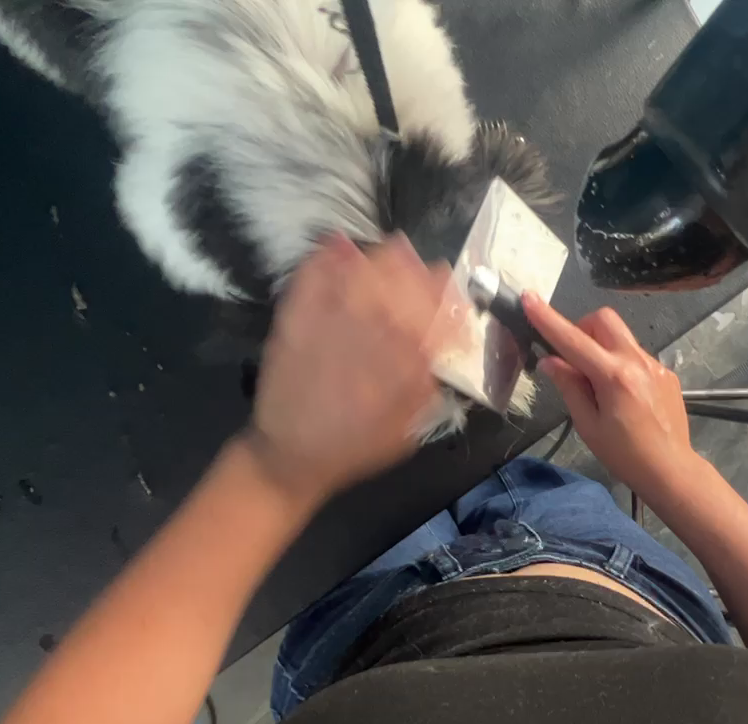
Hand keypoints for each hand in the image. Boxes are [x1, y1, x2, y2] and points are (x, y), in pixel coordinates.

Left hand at [244, 234, 453, 506]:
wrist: (293, 455)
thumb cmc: (357, 448)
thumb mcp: (407, 429)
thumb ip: (426, 388)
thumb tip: (441, 354)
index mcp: (402, 365)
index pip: (434, 319)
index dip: (448, 299)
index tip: (455, 293)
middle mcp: (371, 337)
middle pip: (402, 288)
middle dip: (420, 273)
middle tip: (429, 265)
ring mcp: (330, 323)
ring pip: (363, 276)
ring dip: (383, 259)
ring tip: (397, 248)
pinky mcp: (296, 319)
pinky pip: (314, 278)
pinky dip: (328, 257)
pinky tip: (340, 244)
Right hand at [523, 294, 701, 499]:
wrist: (670, 469)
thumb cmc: (624, 455)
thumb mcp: (588, 425)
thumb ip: (570, 387)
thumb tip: (551, 361)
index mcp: (613, 377)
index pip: (573, 340)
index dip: (547, 319)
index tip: (529, 299)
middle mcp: (637, 361)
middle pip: (604, 319)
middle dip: (582, 328)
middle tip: (574, 360)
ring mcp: (655, 365)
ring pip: (621, 337)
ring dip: (602, 349)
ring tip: (600, 387)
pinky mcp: (666, 373)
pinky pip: (636, 356)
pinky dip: (620, 365)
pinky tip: (624, 397)